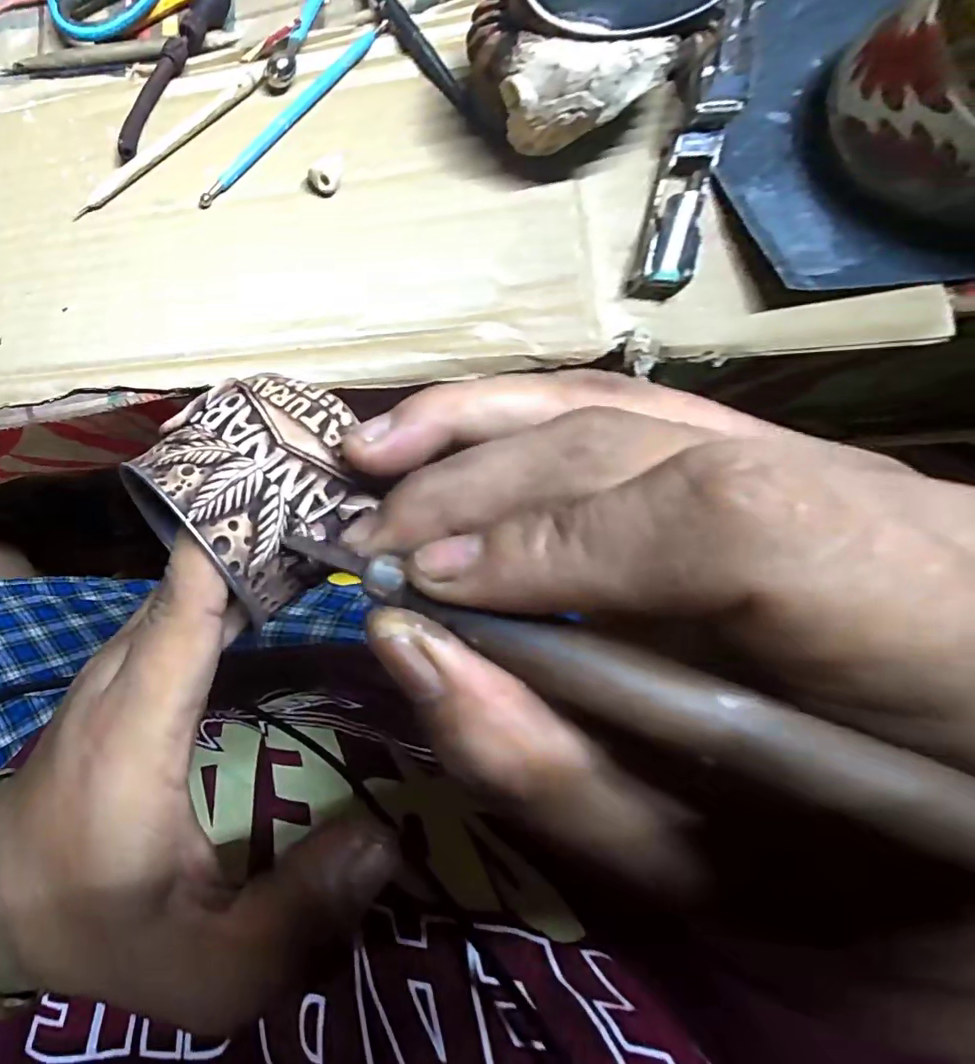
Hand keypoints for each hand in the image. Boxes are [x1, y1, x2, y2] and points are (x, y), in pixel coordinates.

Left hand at [0, 537, 397, 1033]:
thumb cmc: (91, 926)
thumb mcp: (209, 967)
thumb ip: (302, 911)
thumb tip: (388, 837)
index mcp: (137, 725)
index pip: (186, 607)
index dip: (233, 540)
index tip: (290, 485)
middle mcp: (118, 677)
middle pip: (189, 585)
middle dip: (257, 534)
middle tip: (341, 498)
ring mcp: (108, 673)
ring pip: (178, 596)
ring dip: (238, 555)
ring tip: (318, 527)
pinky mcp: (110, 683)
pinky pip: (169, 620)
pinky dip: (215, 591)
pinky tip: (264, 588)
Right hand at [338, 371, 974, 1055]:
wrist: (918, 831)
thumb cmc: (812, 876)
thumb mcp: (676, 863)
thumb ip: (535, 761)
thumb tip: (396, 638)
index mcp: (929, 627)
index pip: (730, 521)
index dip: (552, 543)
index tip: (426, 588)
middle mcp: (889, 509)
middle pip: (628, 444)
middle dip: (467, 496)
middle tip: (366, 553)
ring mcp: (820, 461)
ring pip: (606, 404)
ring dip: (459, 429)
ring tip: (362, 461)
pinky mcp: (750, 452)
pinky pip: (603, 406)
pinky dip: (494, 415)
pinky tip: (420, 433)